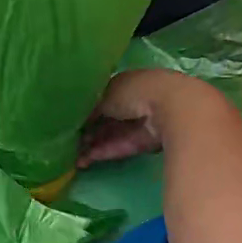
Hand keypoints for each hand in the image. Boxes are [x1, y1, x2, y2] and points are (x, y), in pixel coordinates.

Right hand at [78, 69, 217, 167]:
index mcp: (128, 82)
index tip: (70, 119)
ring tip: (73, 156)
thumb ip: (92, 105)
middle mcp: (135, 101)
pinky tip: (84, 160)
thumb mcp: (107, 93)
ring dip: (92, 144)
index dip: (87, 108)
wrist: (174, 109)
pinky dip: (102, 152)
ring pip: (112, 134)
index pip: (103, 95)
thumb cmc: (138, 92)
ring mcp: (141, 123)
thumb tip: (79, 117)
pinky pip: (119, 146)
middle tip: (67, 141)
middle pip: (108, 117)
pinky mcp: (145, 143)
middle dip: (89, 129)